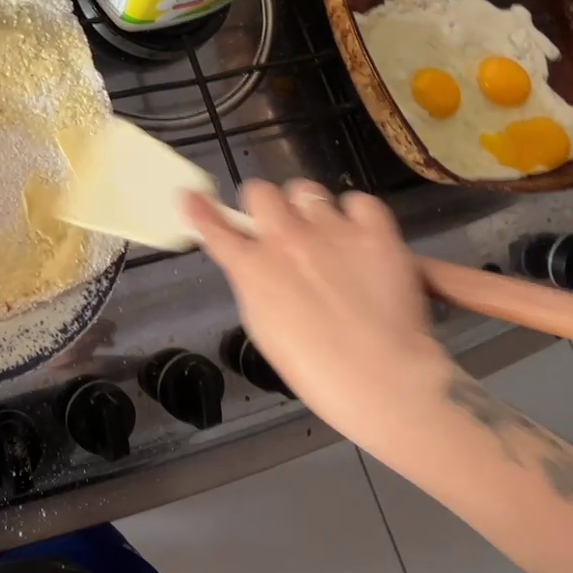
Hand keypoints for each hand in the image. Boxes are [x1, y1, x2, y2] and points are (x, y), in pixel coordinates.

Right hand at [181, 180, 453, 444]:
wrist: (382, 381)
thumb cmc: (313, 367)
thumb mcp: (263, 325)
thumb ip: (252, 281)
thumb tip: (252, 260)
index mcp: (252, 267)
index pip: (213, 225)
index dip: (199, 209)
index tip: (190, 196)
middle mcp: (286, 239)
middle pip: (260, 191)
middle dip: (264, 207)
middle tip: (278, 227)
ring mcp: (331, 231)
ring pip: (306, 191)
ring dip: (307, 209)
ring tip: (323, 234)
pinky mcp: (375, 233)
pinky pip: (359, 201)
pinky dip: (355, 214)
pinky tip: (358, 236)